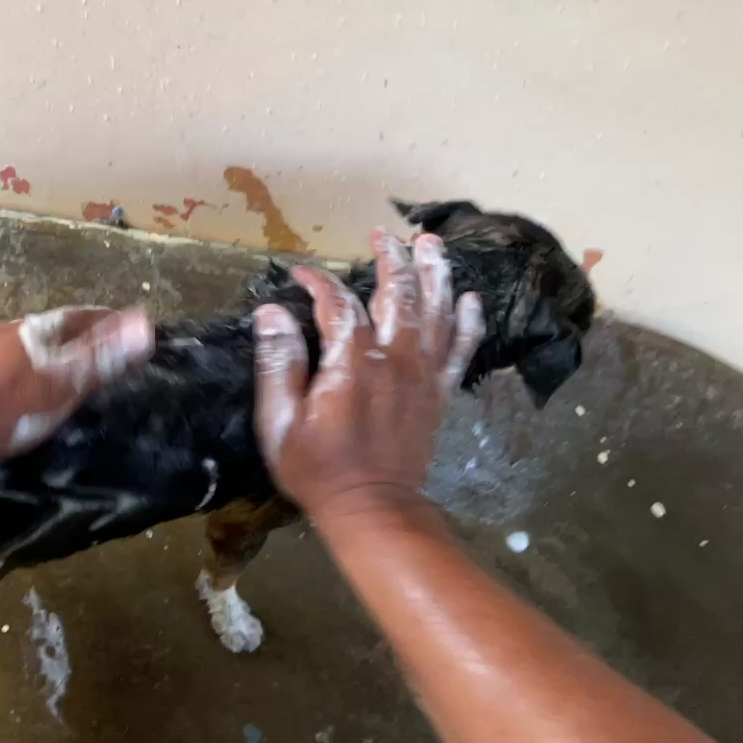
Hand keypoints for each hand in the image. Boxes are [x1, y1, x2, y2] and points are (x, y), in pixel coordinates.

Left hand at [0, 306, 153, 459]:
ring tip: (45, 361)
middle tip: (88, 341)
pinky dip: (3, 366)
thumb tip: (146, 323)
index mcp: (36, 333)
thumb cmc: (0, 404)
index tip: (125, 319)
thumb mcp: (58, 384)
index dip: (104, 319)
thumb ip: (100, 356)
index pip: (79, 318)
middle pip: (45, 327)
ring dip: (33, 349)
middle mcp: (5, 332)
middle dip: (69, 333)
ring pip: (12, 342)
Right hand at [253, 230, 484, 518]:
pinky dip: (468, 322)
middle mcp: (394, 358)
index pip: (336, 303)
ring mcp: (422, 374)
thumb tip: (271, 313)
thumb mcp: (279, 421)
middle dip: (390, 258)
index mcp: (352, 362)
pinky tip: (471, 299)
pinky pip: (461, 349)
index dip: (317, 280)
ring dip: (434, 274)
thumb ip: (278, 364)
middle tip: (384, 232)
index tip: (298, 272)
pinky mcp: (438, 392)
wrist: (373, 510)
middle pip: (397, 295)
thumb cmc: (317, 468)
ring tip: (431, 243)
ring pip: (435, 312)